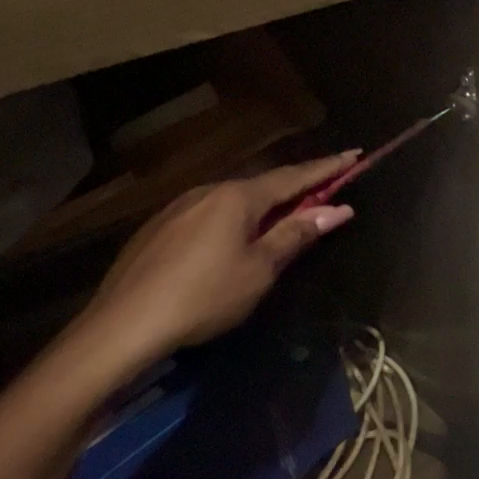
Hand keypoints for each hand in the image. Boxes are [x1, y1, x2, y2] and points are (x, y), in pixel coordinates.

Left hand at [73, 152, 360, 362]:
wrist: (123, 324)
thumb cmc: (204, 296)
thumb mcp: (260, 270)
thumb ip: (296, 235)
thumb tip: (338, 209)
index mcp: (238, 197)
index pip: (294, 177)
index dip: (328, 168)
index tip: (355, 154)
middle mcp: (208, 191)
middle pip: (263, 185)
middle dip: (296, 187)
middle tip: (324, 190)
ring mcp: (178, 208)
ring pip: (232, 200)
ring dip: (262, 206)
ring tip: (281, 219)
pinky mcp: (158, 229)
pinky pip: (208, 214)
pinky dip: (233, 220)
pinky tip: (231, 241)